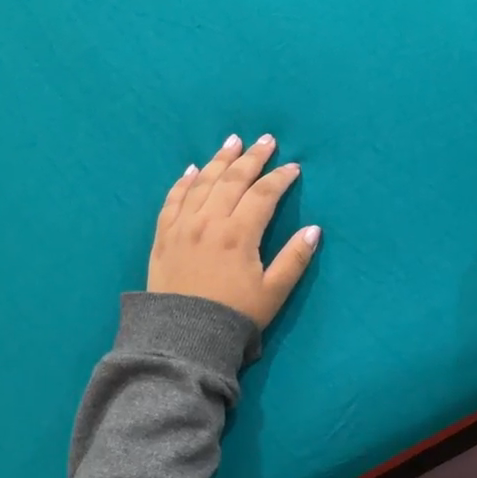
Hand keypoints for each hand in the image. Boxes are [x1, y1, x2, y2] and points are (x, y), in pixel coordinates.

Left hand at [150, 133, 319, 327]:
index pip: (263, 195)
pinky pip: (173, 199)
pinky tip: (193, 170)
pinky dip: (185, 181)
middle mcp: (209, 221)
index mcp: (239, 234)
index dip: (280, 178)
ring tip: (233, 142)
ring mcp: (182, 226)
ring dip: (220, 160)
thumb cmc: (234, 316)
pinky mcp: (163, 236)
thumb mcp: (273, 293)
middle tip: (266, 140)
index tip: (293, 167)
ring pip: (203, 183)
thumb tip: (313, 230)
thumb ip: (294, 259)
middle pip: (233, 180)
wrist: (184, 337)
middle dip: (252, 158)